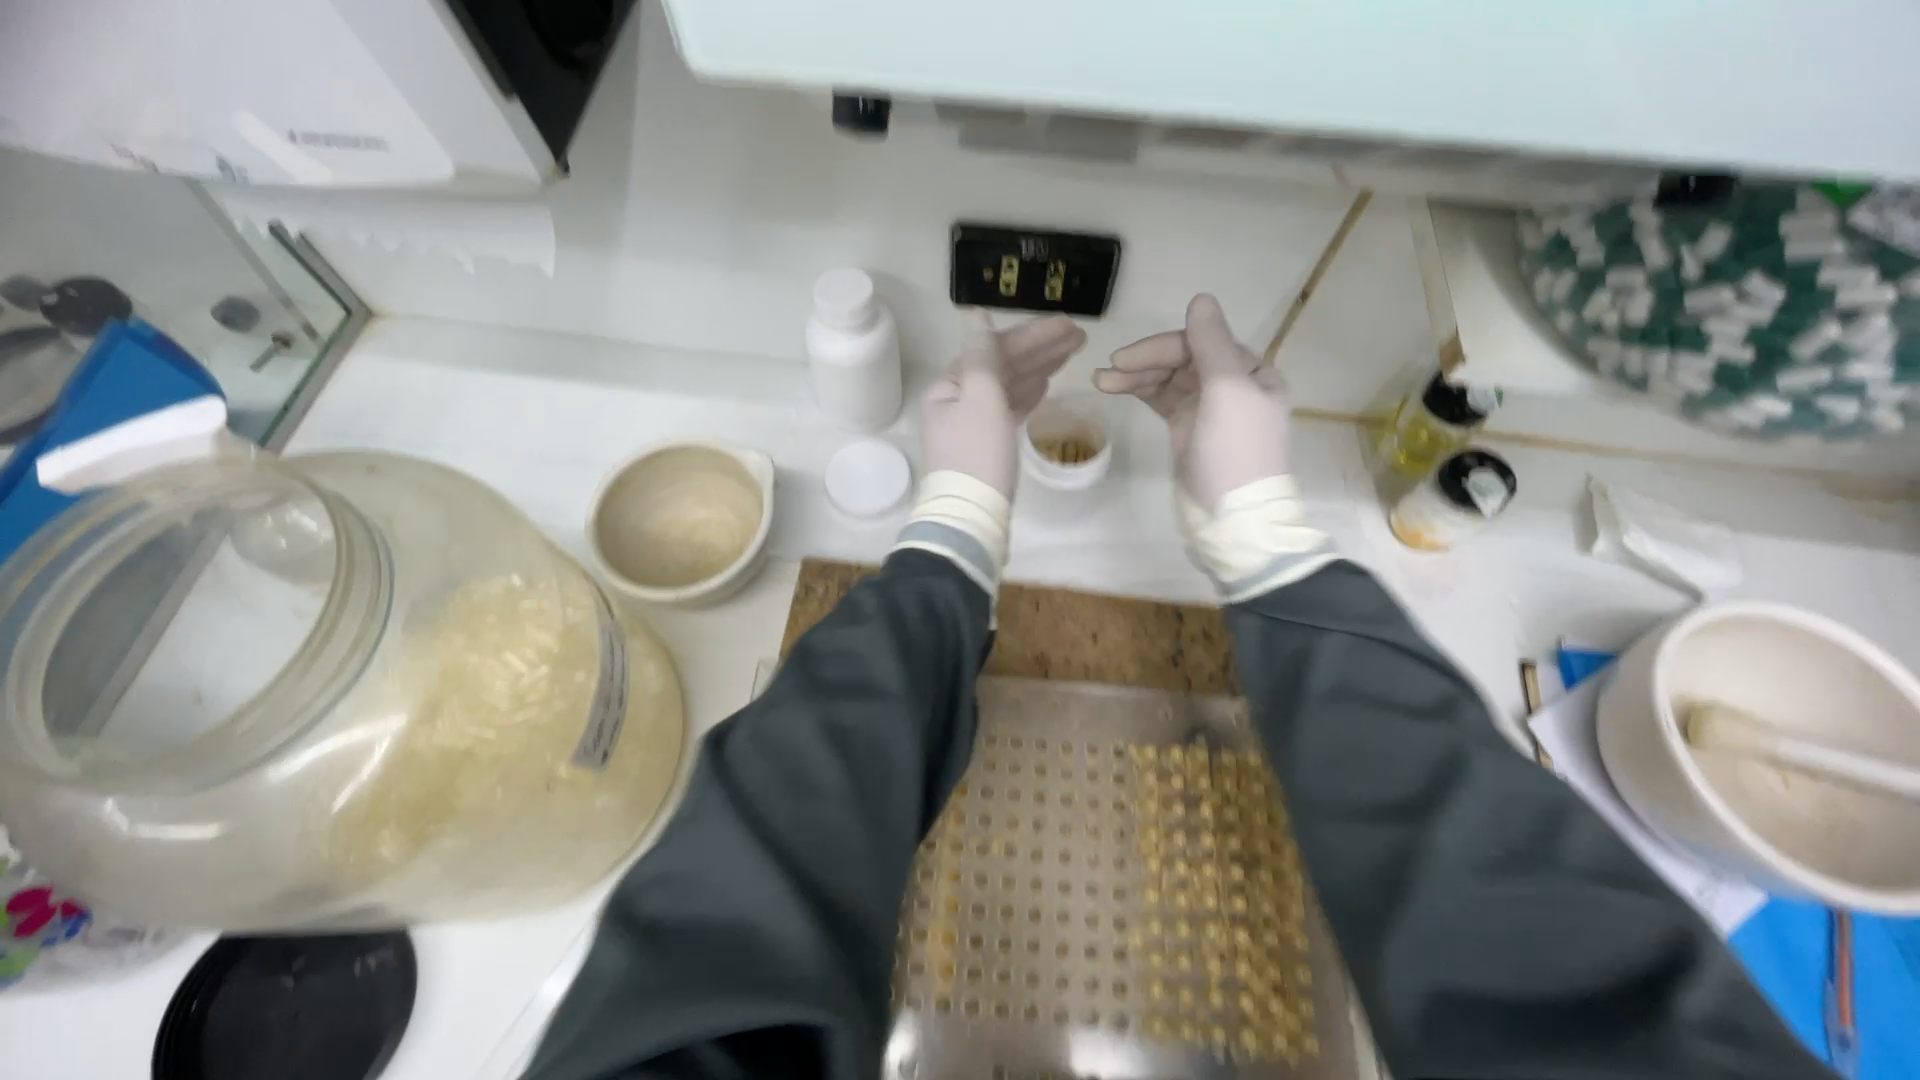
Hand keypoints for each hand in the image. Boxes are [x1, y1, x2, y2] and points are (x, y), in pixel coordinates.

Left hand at [922, 311, 1086, 496]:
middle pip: (1002, 366)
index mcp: (950, 387)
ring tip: (1071, 354)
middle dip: (1040, 349)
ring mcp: (970, 425)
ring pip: (1007, 387)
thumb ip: (982, 355)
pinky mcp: (984, 447)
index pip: (995, 349)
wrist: (971, 519)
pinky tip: (1045, 385)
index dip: (1033, 335)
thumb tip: (973, 313)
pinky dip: (1026, 395)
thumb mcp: (981, 399)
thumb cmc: (978, 457)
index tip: (1070, 325)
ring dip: (1037, 368)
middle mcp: (956, 401)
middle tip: (1080, 336)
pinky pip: (1007, 409)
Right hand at [1093, 294, 1288, 509]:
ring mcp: (1207, 407)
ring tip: (1102, 381)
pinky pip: (1161, 398)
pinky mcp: (1186, 427)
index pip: (1204, 344)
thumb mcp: (1228, 393)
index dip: (1165, 347)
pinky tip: (1114, 388)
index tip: (1127, 358)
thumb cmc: (1235, 452)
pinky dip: (1140, 391)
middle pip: (1184, 359)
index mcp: (1252, 373)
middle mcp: (1232, 385)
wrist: (1231, 517)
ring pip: (1168, 378)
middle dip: (1147, 362)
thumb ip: (1212, 345)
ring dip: (1137, 376)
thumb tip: (1201, 299)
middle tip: (1111, 369)